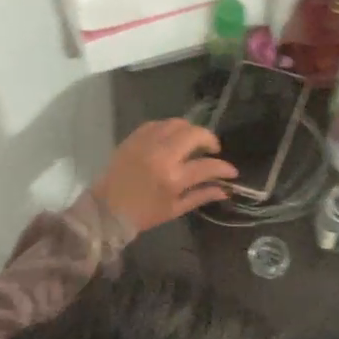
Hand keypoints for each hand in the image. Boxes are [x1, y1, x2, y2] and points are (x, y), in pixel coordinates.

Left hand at [92, 119, 238, 231]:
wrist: (106, 209)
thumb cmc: (143, 215)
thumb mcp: (175, 209)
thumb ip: (201, 196)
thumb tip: (224, 190)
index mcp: (173, 178)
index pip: (207, 166)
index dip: (224, 168)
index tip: (231, 172)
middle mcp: (162, 155)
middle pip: (194, 134)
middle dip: (209, 139)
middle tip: (212, 150)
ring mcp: (147, 142)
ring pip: (177, 123)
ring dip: (190, 131)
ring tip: (193, 143)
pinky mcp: (134, 137)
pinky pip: (158, 124)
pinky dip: (169, 129)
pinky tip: (172, 140)